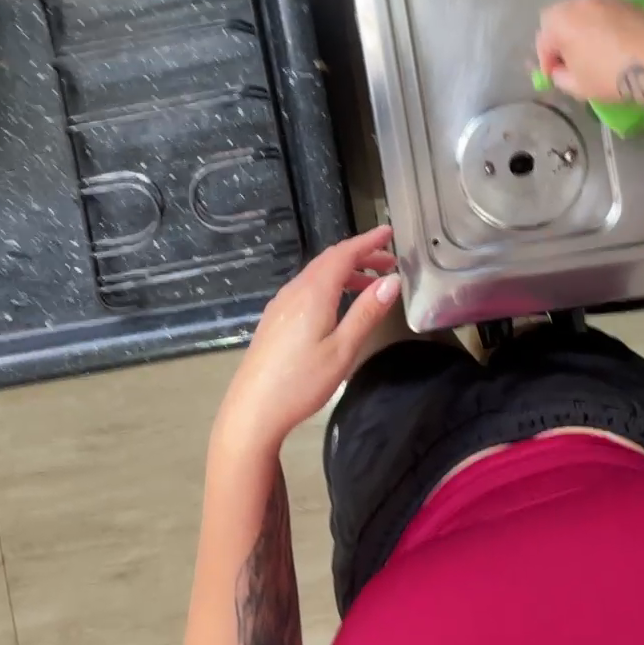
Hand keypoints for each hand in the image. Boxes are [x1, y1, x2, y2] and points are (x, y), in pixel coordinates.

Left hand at [215, 225, 401, 451]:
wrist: (252, 411)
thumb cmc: (302, 382)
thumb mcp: (343, 349)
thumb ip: (367, 312)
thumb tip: (391, 281)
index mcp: (313, 293)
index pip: (343, 254)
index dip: (368, 241)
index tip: (389, 232)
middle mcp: (294, 291)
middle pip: (329, 261)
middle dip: (360, 255)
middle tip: (389, 261)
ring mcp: (280, 305)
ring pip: (316, 275)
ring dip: (345, 272)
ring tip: (370, 285)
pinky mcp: (274, 320)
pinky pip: (306, 289)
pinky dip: (329, 286)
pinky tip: (338, 305)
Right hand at [535, 0, 643, 104]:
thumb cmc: (611, 77)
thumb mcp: (578, 86)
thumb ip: (560, 76)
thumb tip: (560, 70)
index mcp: (561, 20)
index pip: (543, 40)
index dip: (546, 61)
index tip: (554, 77)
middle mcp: (581, 2)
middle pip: (561, 20)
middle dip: (561, 41)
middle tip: (571, 64)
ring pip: (585, 15)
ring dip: (583, 33)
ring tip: (594, 56)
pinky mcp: (629, 4)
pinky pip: (606, 16)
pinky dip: (603, 29)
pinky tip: (614, 49)